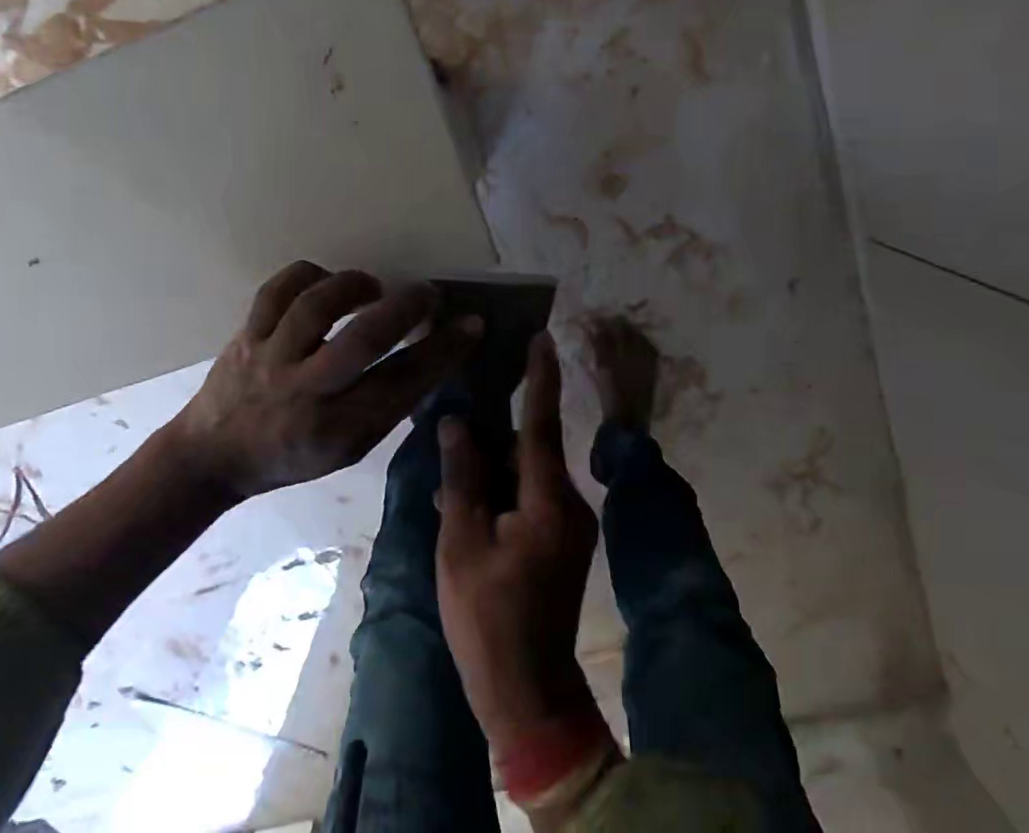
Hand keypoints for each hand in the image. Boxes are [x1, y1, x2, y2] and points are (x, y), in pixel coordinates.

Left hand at [170, 261, 481, 497]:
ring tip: (375, 287)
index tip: (470, 325)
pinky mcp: (246, 336)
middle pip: (362, 340)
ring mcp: (271, 360)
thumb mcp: (347, 449)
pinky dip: (308, 276)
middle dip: (405, 310)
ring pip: (316, 307)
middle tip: (429, 295)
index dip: (443, 352)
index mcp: (338, 429)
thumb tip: (429, 360)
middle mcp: (306, 392)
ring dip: (355, 286)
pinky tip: (326, 280)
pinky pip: (276, 291)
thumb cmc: (291, 456)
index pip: (402, 384)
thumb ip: (385, 408)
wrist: (214, 455)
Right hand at [436, 333, 602, 756]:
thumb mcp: (460, 543)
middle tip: (470, 401)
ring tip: (457, 461)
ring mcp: (571, 527)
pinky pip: (532, 499)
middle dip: (501, 428)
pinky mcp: (563, 543)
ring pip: (529, 476)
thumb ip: (461, 478)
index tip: (540, 338)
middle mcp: (570, 506)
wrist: (527, 690)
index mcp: (548, 503)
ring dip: (496, 465)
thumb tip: (458, 423)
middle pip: (532, 449)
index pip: (542, 426)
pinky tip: (468, 500)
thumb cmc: (485, 618)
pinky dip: (503, 490)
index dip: (539, 380)